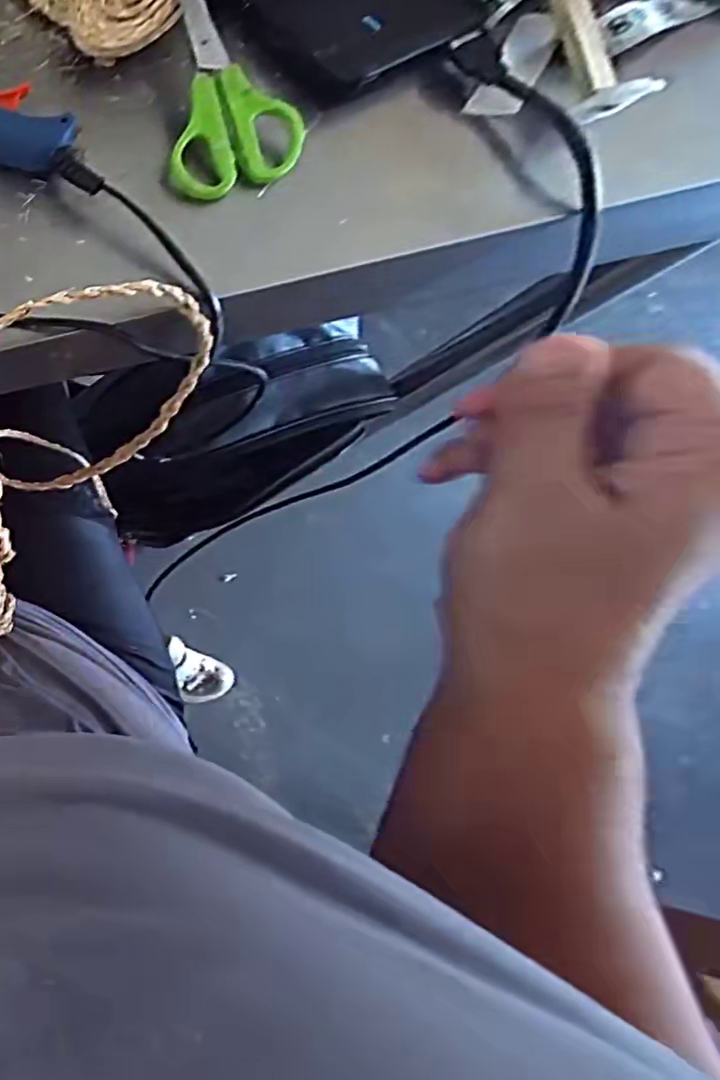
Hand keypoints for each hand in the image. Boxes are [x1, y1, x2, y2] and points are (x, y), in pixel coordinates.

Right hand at [422, 336, 719, 701]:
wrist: (525, 673)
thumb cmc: (532, 589)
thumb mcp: (530, 493)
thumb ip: (549, 415)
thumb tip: (560, 346)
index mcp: (703, 462)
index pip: (658, 369)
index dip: (568, 371)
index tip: (487, 404)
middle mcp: (693, 474)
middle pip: (617, 399)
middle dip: (528, 409)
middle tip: (460, 433)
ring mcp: (651, 500)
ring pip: (582, 431)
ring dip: (508, 438)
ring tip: (448, 466)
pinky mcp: (609, 519)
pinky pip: (568, 466)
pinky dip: (511, 465)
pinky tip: (464, 480)